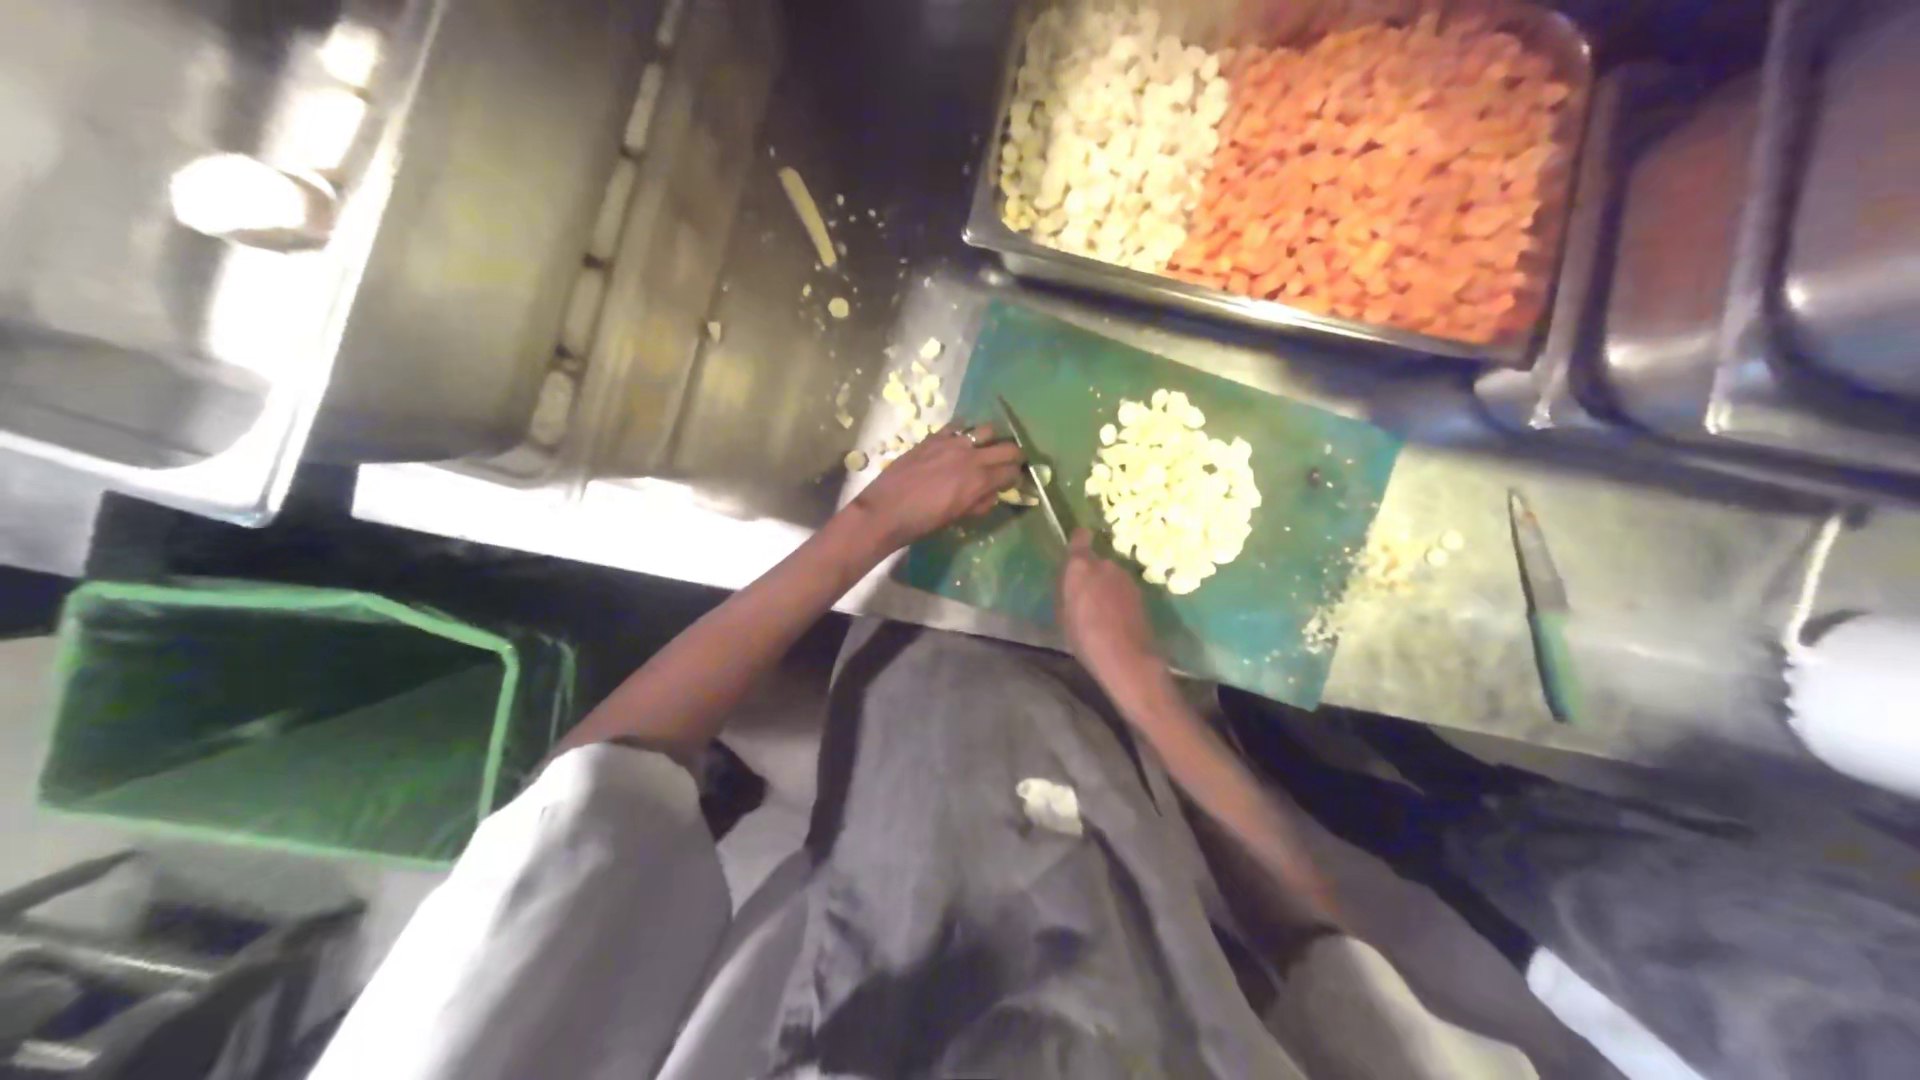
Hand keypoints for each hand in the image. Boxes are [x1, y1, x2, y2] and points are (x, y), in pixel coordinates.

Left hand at [848, 424, 1024, 549]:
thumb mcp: (957, 517)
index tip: (1013, 481)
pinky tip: (958, 443)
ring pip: (986, 430)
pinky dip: (964, 434)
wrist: (886, 510)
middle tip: (1009, 463)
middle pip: (1007, 447)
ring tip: (983, 449)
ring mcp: (952, 442)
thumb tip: (992, 494)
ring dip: (991, 440)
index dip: (1016, 477)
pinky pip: (957, 427)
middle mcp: (971, 456)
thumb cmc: (923, 522)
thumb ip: (979, 503)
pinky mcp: (933, 437)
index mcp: (980, 480)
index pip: (1012, 472)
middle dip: (1014, 456)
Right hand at [1059, 528, 1162, 687]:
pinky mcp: (1140, 592)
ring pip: (1110, 575)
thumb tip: (1070, 580)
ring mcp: (1126, 577)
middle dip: (1090, 574)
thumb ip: (1067, 589)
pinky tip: (1114, 618)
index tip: (1074, 554)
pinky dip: (1117, 597)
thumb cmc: (1084, 636)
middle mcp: (1105, 564)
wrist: (1125, 657)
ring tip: (1100, 612)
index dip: (1077, 542)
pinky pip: (1121, 588)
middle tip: (1083, 597)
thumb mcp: (1063, 613)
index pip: (1079, 537)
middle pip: (1095, 561)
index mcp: (1080, 566)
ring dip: (1105, 586)